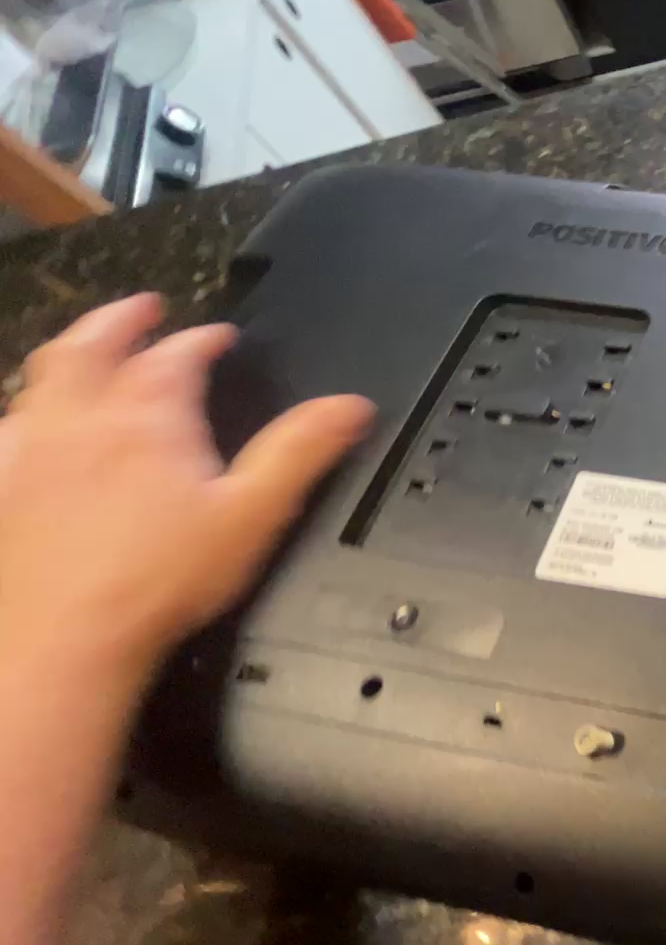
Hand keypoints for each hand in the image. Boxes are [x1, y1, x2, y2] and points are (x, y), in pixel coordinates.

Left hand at [0, 294, 372, 689]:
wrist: (61, 637)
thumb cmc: (164, 575)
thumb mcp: (258, 509)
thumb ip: (304, 449)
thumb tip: (353, 406)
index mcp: (146, 426)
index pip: (173, 363)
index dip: (200, 342)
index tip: (219, 335)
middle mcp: (76, 428)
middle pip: (86, 354)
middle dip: (117, 323)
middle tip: (140, 308)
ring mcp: (25, 457)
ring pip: (36, 384)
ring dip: (67, 355)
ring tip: (85, 349)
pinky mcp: (0, 491)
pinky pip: (3, 430)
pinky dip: (21, 410)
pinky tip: (25, 421)